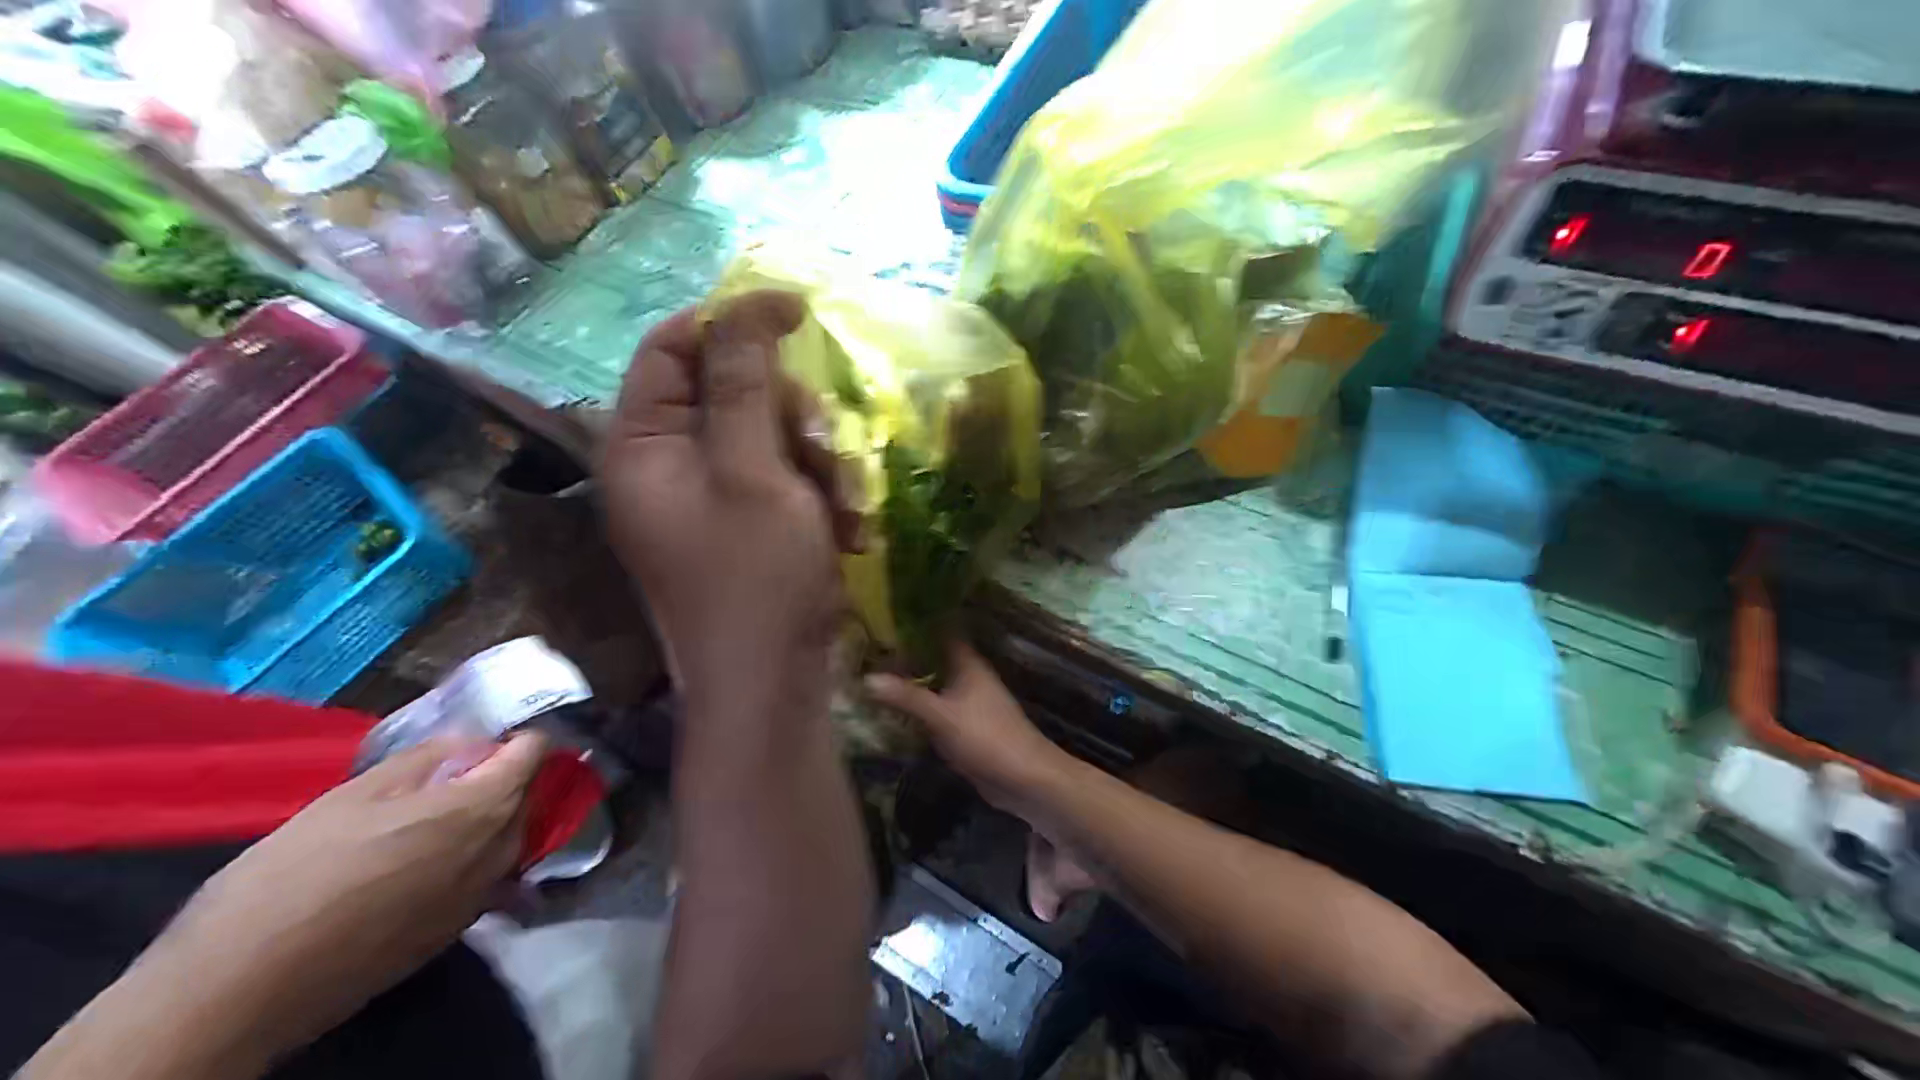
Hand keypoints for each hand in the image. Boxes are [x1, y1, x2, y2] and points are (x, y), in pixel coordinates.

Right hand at [134, 734, 548, 1063]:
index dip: (517, 734)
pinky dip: (472, 852)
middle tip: (458, 765)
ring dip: (488, 813)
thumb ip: (426, 759)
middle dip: (502, 773)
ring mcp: (485, 893)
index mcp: (485, 808)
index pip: (533, 752)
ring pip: (509, 833)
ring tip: (438, 806)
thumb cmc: (294, 877)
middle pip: (525, 793)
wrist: (237, 994)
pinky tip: (427, 854)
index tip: (494, 727)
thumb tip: (469, 741)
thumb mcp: (354, 796)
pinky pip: (486, 872)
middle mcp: (502, 849)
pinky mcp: (459, 929)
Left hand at [599, 292, 855, 696]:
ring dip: (819, 462)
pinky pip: (786, 480)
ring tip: (845, 509)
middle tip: (824, 450)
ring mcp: (712, 498)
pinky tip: (848, 529)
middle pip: (732, 392)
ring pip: (772, 437)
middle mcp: (669, 466)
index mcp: (643, 445)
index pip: (672, 348)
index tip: (795, 313)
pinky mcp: (748, 524)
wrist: (774, 686)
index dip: (730, 322)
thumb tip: (742, 304)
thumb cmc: (757, 580)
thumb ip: (743, 383)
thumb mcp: (753, 472)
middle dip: (791, 416)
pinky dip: (820, 496)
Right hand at [866, 641, 1072, 814]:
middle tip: (867, 651)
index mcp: (968, 664)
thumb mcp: (942, 716)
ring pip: (933, 686)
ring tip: (870, 676)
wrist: (1025, 779)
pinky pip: (935, 712)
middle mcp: (968, 679)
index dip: (918, 623)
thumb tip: (867, 678)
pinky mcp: (965, 729)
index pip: (942, 631)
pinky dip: (916, 709)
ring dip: (909, 684)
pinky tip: (891, 711)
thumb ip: (906, 697)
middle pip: (934, 659)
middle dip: (905, 656)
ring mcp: (967, 704)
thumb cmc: (987, 737)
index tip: (886, 617)